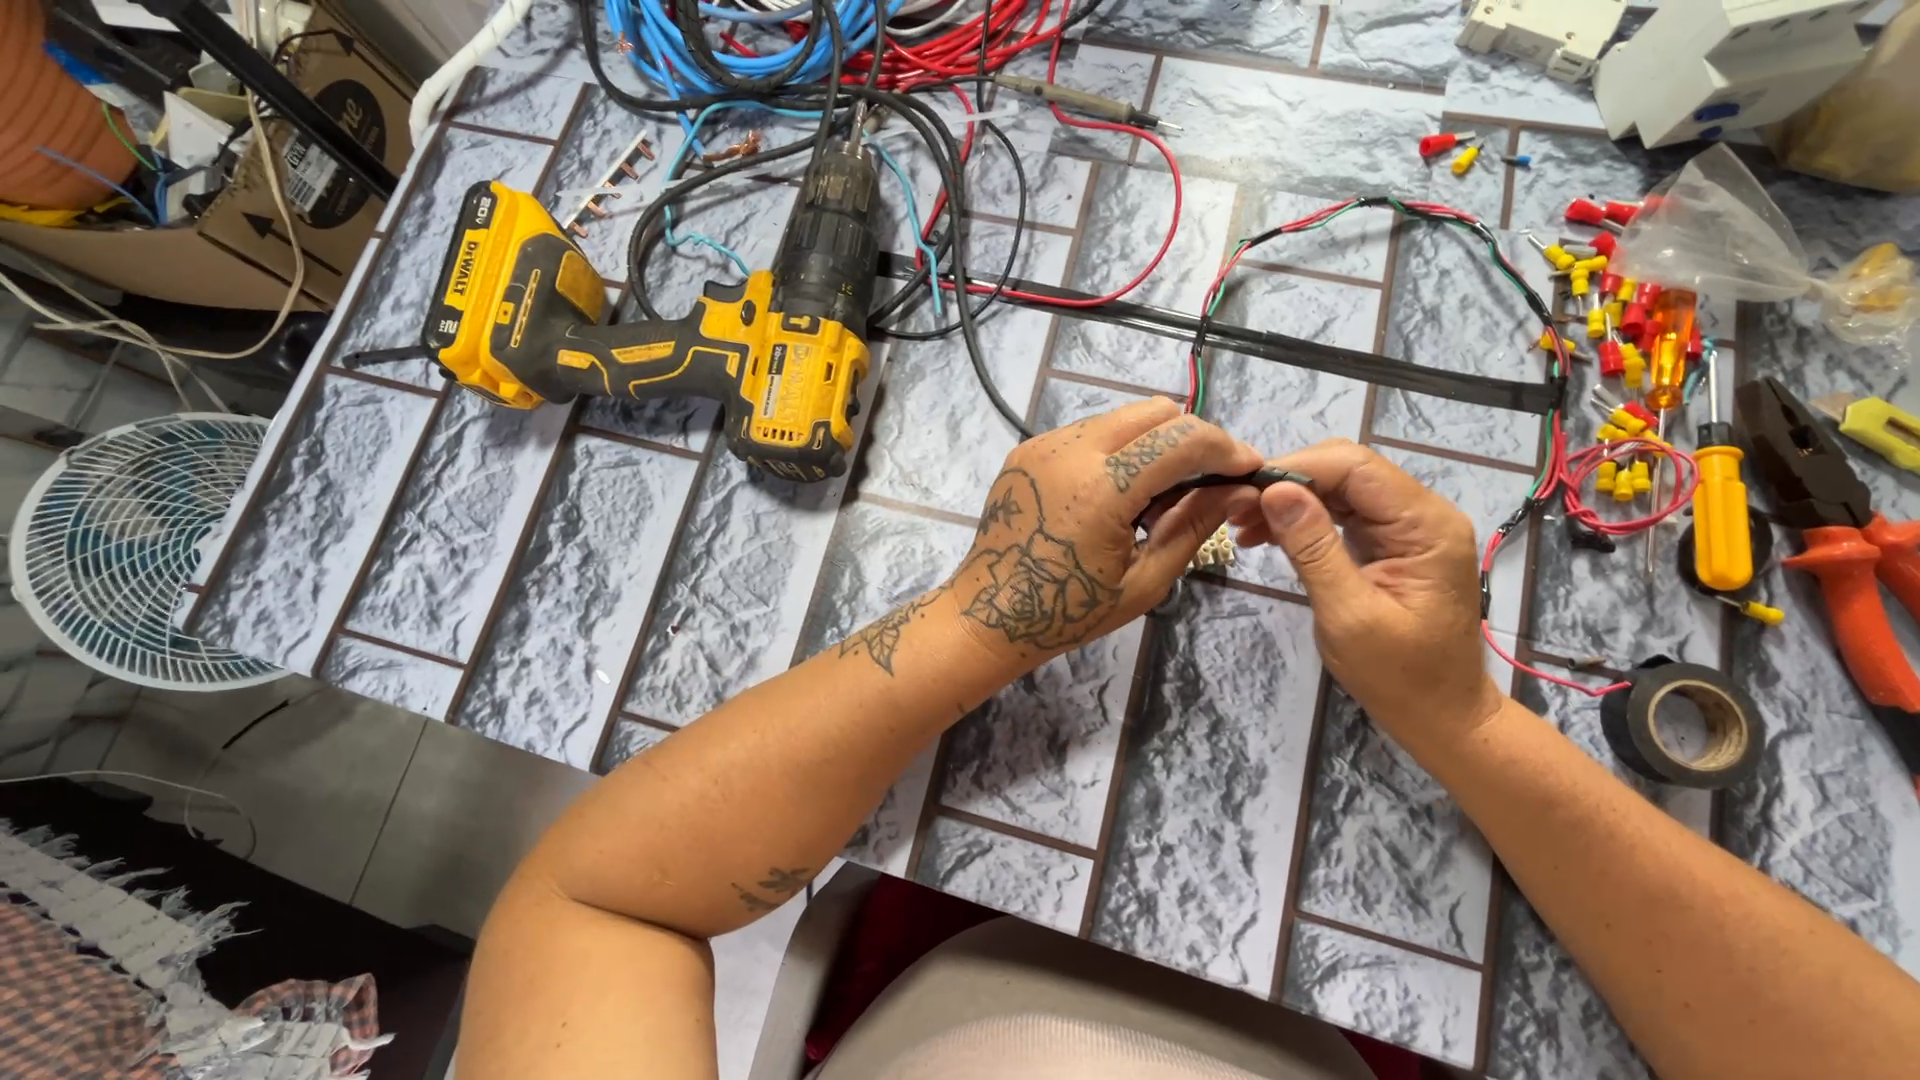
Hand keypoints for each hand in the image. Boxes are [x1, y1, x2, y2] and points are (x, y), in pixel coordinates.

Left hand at [948, 398, 1262, 667]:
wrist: (988, 614)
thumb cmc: (1068, 611)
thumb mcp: (1144, 581)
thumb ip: (1193, 527)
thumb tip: (1239, 490)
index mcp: (1101, 488)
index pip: (1181, 438)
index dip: (1225, 448)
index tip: (1247, 467)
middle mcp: (1071, 451)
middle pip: (1154, 411)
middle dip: (1191, 437)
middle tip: (1204, 481)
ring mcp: (1043, 445)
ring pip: (1120, 416)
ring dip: (1152, 442)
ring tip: (1155, 495)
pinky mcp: (1027, 449)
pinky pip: (1088, 432)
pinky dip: (1116, 450)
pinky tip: (1115, 495)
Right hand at [1233, 439, 1503, 740]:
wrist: (1442, 716)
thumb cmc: (1399, 675)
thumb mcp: (1348, 614)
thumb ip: (1313, 548)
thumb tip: (1274, 491)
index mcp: (1425, 526)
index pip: (1355, 467)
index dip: (1295, 468)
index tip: (1242, 490)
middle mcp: (1423, 515)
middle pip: (1347, 470)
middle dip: (1288, 481)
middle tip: (1235, 509)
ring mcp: (1408, 529)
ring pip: (1340, 488)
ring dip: (1290, 500)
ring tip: (1242, 525)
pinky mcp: (1391, 544)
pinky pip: (1343, 514)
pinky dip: (1303, 520)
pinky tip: (1267, 536)